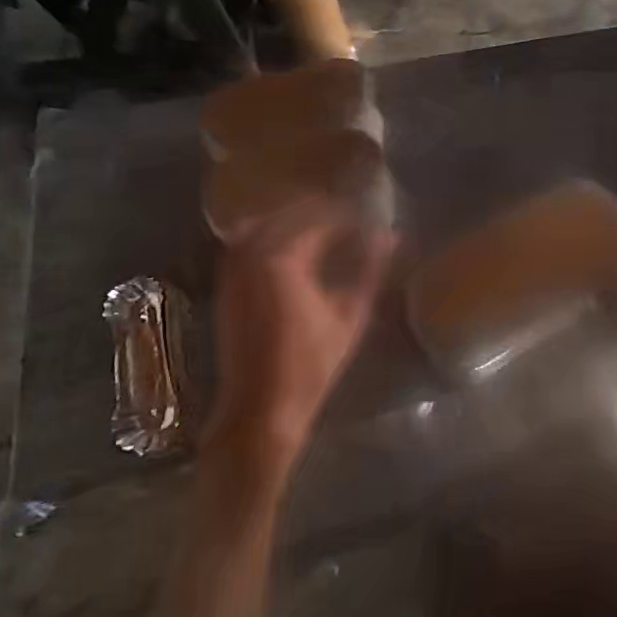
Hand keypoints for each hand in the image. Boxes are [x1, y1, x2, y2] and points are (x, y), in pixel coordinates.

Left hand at [208, 199, 396, 476]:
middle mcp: (251, 254)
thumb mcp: (351, 315)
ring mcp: (232, 268)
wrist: (261, 405)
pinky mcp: (226, 283)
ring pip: (263, 222)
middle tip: (351, 217)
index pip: (319, 217)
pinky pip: (246, 241)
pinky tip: (295, 248)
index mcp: (283, 259)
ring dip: (293, 219)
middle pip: (287, 212)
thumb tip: (390, 236)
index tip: (370, 215)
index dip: (347, 214)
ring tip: (325, 228)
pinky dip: (271, 235)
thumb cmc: (312, 364)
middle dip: (320, 210)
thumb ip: (370, 270)